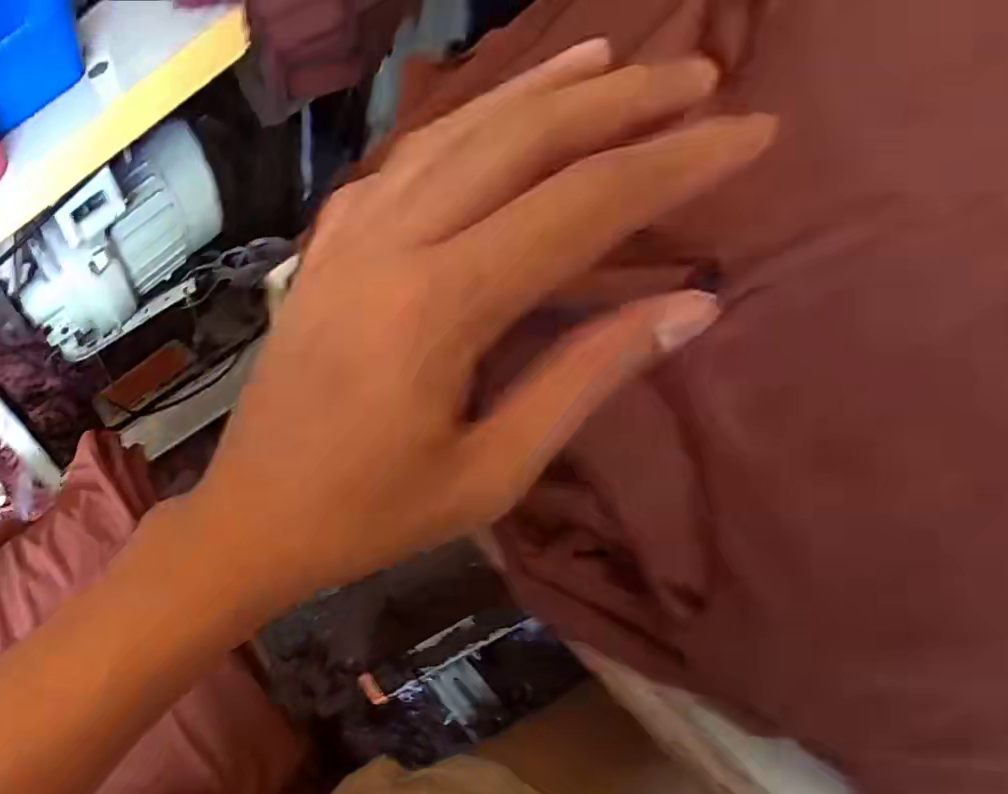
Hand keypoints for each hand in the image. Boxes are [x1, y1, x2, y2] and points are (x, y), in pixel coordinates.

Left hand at [180, 41, 774, 607]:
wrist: (254, 519)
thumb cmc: (368, 516)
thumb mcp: (487, 474)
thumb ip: (581, 381)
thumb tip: (689, 309)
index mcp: (437, 307)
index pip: (579, 205)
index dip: (673, 165)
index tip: (754, 135)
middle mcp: (388, 248)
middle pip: (517, 140)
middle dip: (617, 101)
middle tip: (697, 75)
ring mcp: (342, 244)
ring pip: (450, 135)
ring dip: (534, 92)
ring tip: (607, 60)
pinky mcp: (318, 256)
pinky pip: (393, 171)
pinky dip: (451, 134)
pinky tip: (484, 126)